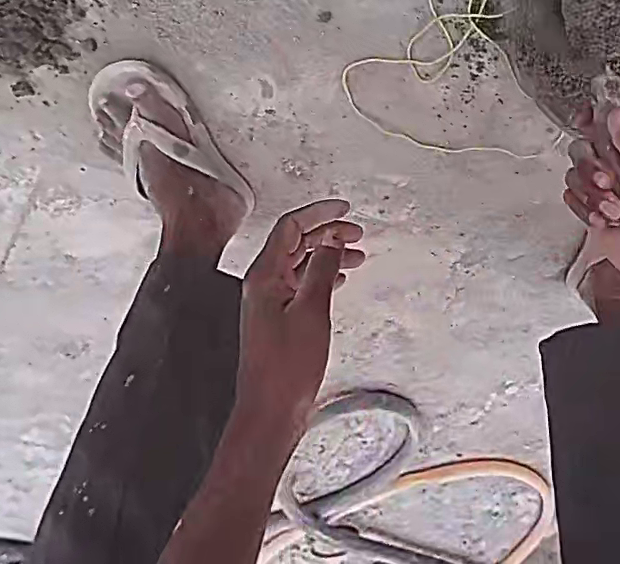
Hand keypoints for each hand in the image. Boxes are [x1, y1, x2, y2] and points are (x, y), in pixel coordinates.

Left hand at [236, 199, 365, 438]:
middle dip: (327, 233)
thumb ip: (322, 267)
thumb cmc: (286, 367)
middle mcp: (263, 283)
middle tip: (356, 232)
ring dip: (328, 254)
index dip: (319, 213)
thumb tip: (333, 239)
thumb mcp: (312, 309)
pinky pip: (302, 282)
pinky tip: (339, 277)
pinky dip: (322, 273)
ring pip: (301, 262)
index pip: (291, 227)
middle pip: (297, 242)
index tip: (344, 208)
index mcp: (264, 275)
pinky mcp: (278, 316)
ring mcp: (270, 300)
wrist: (271, 411)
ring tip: (356, 253)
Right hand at [564, 104, 619, 291]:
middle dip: (593, 170)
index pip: (603, 127)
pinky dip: (587, 209)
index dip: (590, 122)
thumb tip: (617, 113)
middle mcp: (613, 167)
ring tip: (614, 210)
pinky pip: (570, 196)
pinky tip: (604, 219)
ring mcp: (598, 187)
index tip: (584, 120)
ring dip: (593, 195)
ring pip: (573, 174)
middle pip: (581, 150)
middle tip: (611, 183)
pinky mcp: (587, 206)